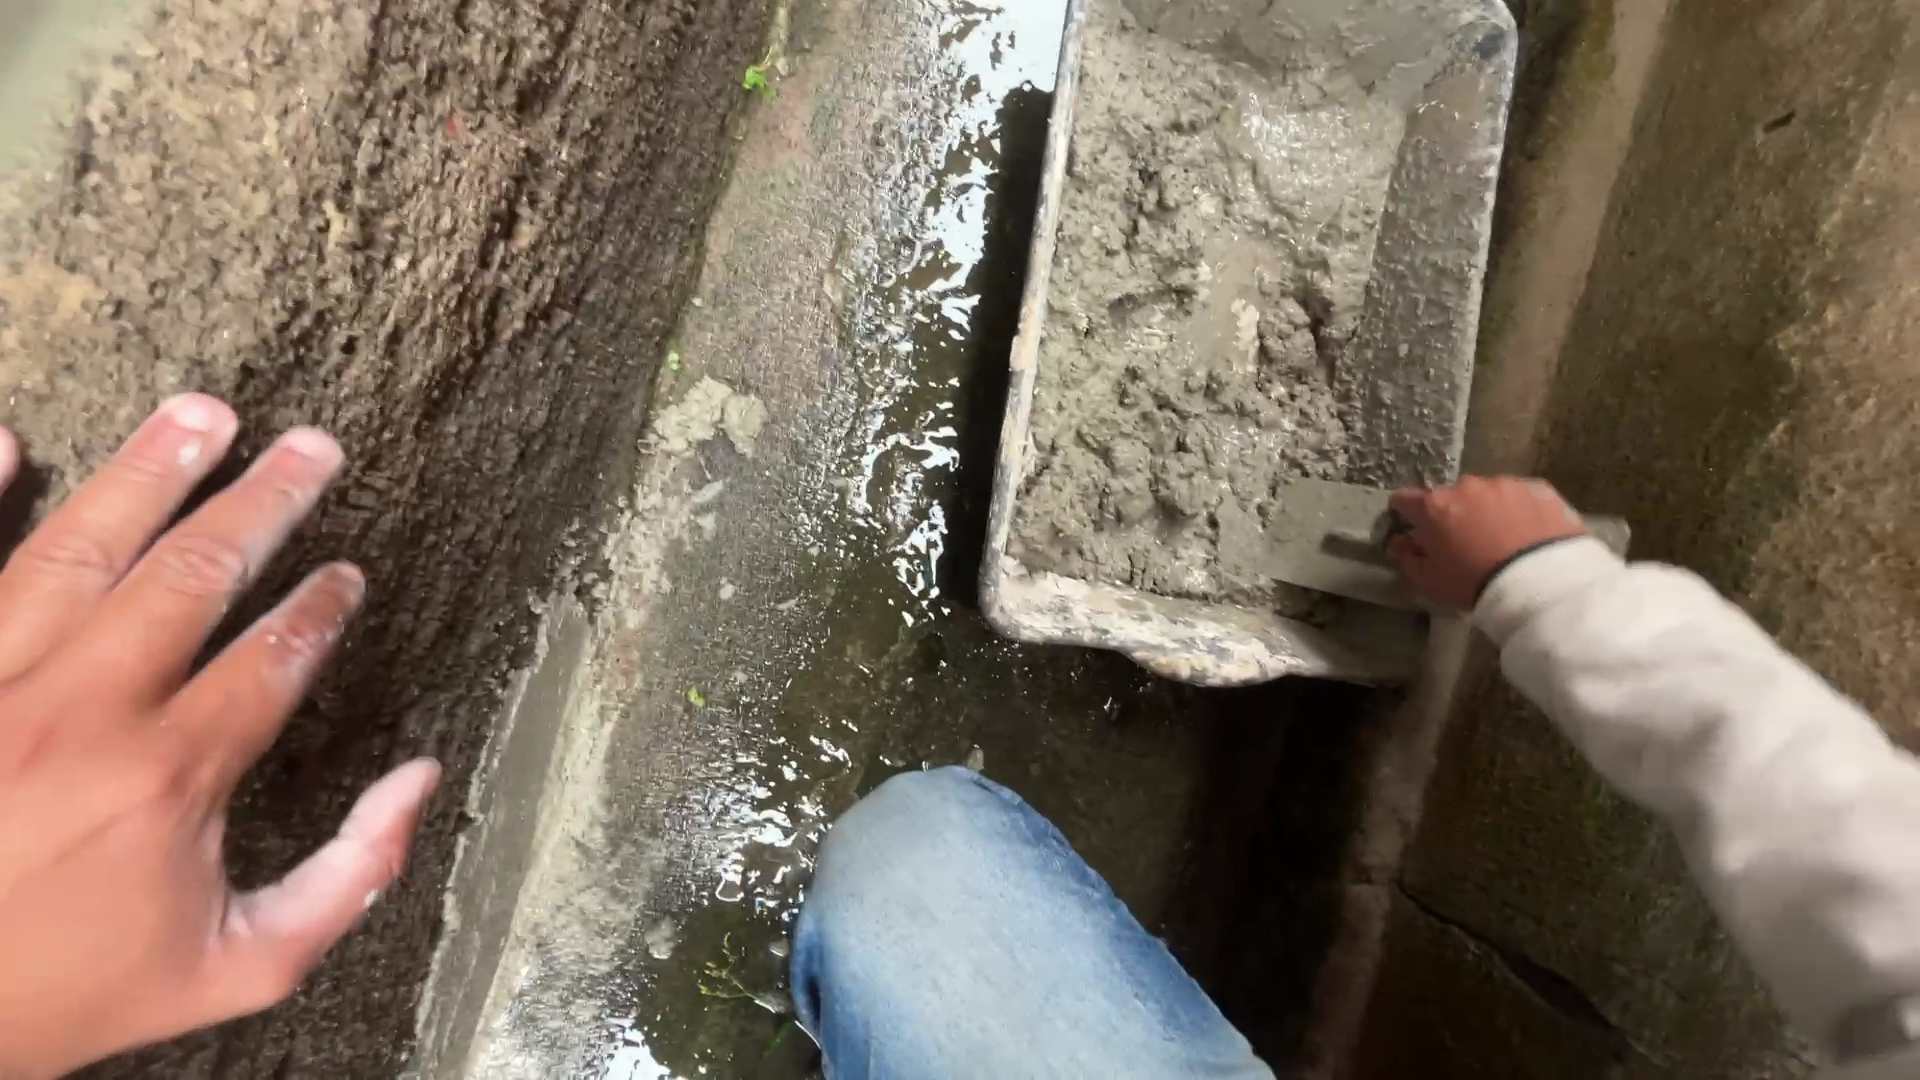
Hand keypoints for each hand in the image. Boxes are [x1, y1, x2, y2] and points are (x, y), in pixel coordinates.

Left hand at [0, 395, 438, 1077]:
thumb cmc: (48, 1000)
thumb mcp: (239, 965)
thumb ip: (353, 875)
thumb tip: (422, 778)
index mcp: (168, 771)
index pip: (274, 654)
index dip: (320, 605)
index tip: (345, 573)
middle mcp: (75, 713)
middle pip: (194, 576)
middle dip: (265, 503)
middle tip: (314, 448)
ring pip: (75, 552)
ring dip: (150, 475)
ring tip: (205, 414)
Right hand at [1387, 476, 1587, 608]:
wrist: (1542, 582)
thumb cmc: (1474, 581)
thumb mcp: (1429, 580)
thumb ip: (1407, 558)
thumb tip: (1400, 543)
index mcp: (1432, 506)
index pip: (1404, 499)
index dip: (1405, 513)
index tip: (1412, 526)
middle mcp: (1465, 487)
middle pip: (1449, 495)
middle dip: (1451, 512)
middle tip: (1463, 538)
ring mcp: (1504, 484)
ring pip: (1485, 493)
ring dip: (1485, 508)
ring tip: (1500, 535)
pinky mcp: (1539, 488)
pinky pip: (1519, 495)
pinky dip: (1517, 508)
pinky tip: (1526, 530)